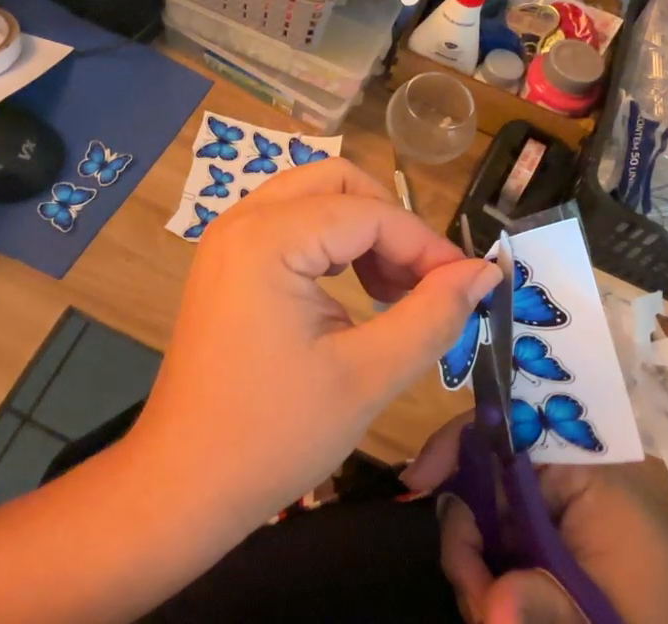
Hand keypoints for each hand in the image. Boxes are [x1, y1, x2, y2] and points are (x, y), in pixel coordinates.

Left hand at [130, 158, 501, 526]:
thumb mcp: (367, 376)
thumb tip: (483, 272)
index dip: (426, 245)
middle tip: (422, 283)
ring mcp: (228, 240)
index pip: (369, 213)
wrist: (183, 485)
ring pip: (314, 199)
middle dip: (390, 224)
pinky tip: (355, 292)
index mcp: (267, 238)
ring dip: (362, 231)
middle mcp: (242, 221)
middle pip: (337, 182)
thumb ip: (432, 315)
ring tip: (394, 292)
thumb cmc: (274, 435)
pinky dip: (331, 244)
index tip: (467, 287)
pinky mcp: (227, 264)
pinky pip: (291, 226)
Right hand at [404, 417, 667, 623]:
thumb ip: (550, 607)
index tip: (417, 484)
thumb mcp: (608, 615)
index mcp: (579, 477)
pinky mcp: (545, 566)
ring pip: (481, 532)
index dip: (455, 445)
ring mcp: (548, 530)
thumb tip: (493, 608)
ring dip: (475, 578)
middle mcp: (557, 491)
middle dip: (463, 539)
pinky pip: (498, 563)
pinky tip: (501, 615)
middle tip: (477, 600)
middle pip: (479, 487)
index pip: (504, 429)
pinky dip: (491, 592)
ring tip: (496, 619)